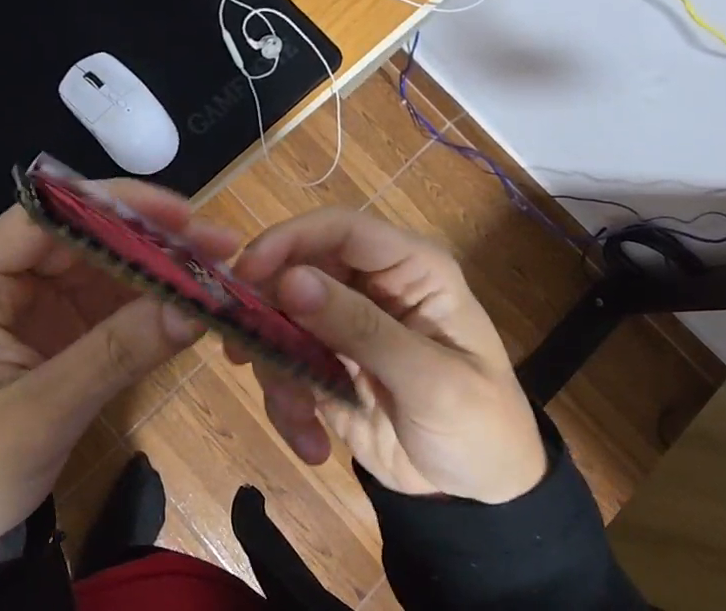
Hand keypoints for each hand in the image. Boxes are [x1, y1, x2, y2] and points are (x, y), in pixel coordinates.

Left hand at [0, 182, 236, 557]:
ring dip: (157, 263)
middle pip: (81, 231)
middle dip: (148, 234)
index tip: (181, 214)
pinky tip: (191, 299)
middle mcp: (2, 275)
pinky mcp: (56, 328)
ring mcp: (32, 300)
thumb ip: (117, 353)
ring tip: (219, 267)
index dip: (114, 204)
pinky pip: (108, 299)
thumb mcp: (43, 412)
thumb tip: (198, 308)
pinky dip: (149, 299)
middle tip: (218, 244)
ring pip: (101, 261)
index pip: (47, 214)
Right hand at [224, 209, 546, 504]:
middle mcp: (369, 286)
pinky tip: (313, 443)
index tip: (245, 276)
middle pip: (294, 270)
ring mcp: (342, 326)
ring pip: (277, 321)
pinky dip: (285, 404)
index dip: (288, 240)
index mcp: (410, 269)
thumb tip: (289, 281)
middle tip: (246, 355)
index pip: (339, 229)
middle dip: (267, 316)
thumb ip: (362, 328)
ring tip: (302, 419)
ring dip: (276, 370)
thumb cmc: (480, 427)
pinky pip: (281, 367)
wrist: (479, 496)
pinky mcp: (322, 363)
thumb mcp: (431, 381)